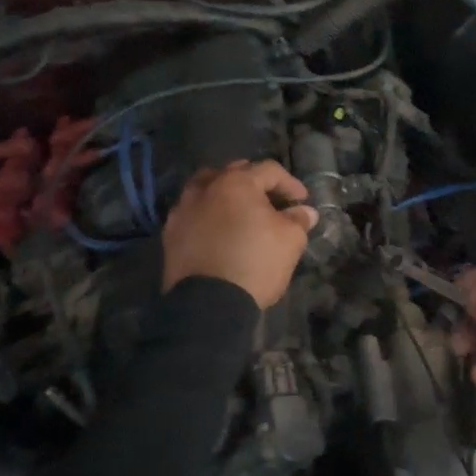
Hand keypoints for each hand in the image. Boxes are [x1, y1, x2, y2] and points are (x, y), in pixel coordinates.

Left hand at [161, 160, 317, 307]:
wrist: (208, 305)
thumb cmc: (255, 263)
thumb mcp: (290, 241)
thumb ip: (298, 220)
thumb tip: (305, 212)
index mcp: (237, 183)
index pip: (269, 171)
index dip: (290, 183)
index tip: (302, 201)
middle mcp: (206, 188)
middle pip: (234, 173)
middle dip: (255, 182)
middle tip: (271, 199)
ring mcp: (183, 211)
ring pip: (206, 189)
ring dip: (224, 194)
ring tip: (238, 210)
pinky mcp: (170, 235)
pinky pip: (191, 214)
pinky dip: (205, 215)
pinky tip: (215, 230)